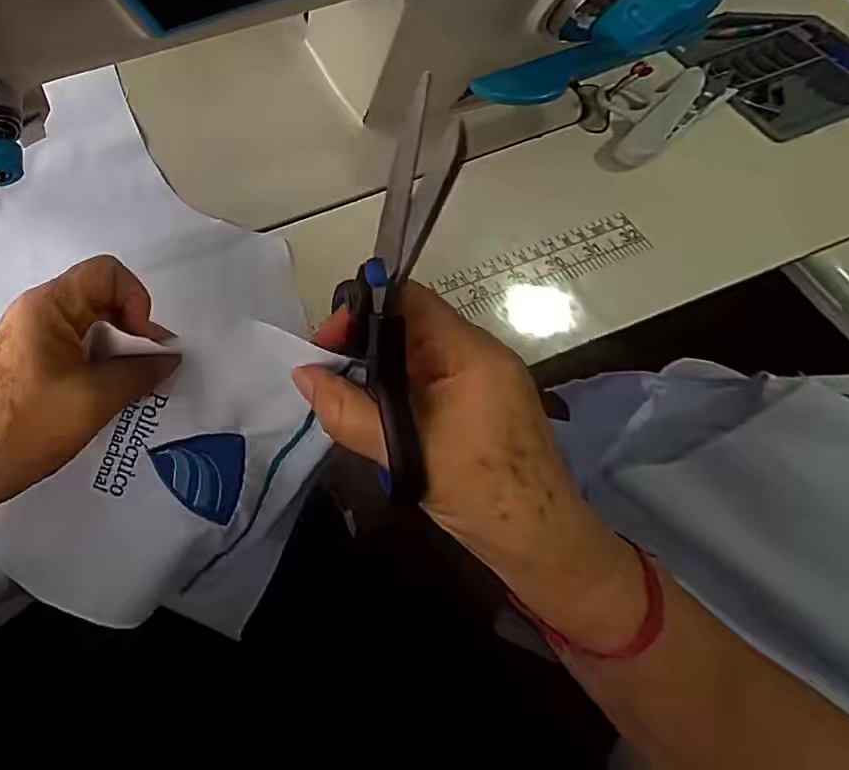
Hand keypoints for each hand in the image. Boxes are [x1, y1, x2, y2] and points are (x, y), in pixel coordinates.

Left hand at [0, 255, 179, 562]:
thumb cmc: (27, 424)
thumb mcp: (94, 399)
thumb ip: (139, 371)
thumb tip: (169, 356)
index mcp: (47, 304)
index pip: (106, 272)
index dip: (136, 299)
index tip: (142, 341)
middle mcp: (35, 310)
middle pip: (97, 296)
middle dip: (131, 327)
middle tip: (149, 368)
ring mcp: (27, 335)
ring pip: (86, 324)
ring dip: (115, 348)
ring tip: (132, 387)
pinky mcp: (25, 359)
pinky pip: (70, 345)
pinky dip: (95, 361)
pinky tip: (104, 394)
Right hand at [292, 280, 645, 649]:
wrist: (546, 550)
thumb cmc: (484, 494)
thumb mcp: (403, 451)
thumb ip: (347, 410)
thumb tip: (301, 373)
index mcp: (470, 355)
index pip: (408, 300)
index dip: (361, 310)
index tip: (327, 345)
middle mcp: (475, 356)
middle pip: (402, 322)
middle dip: (356, 341)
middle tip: (323, 372)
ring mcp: (474, 380)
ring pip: (406, 351)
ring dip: (368, 367)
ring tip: (339, 394)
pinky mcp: (469, 402)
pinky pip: (416, 375)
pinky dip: (386, 386)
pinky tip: (367, 411)